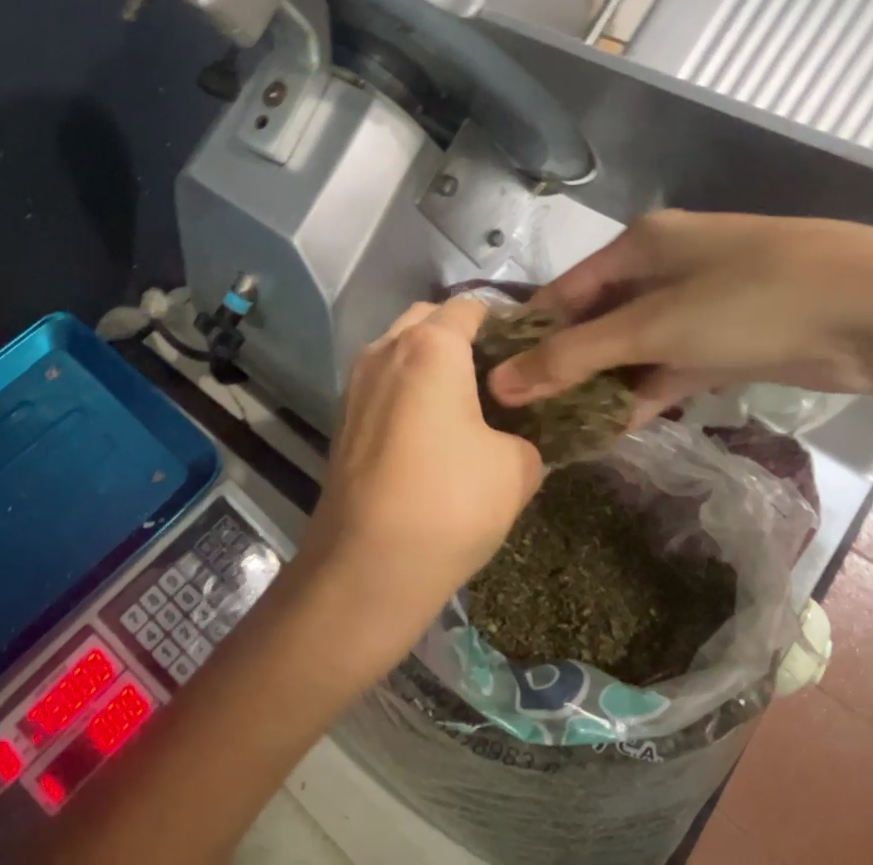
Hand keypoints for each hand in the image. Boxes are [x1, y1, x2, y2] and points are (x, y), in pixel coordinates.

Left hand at [303, 298, 544, 624]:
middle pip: (427, 320)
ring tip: (467, 404)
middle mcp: (384, 351)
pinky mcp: (342, 420)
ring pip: (398, 352)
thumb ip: (524, 433)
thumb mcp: (517, 466)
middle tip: (499, 375)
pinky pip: (382, 386)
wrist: (368, 566)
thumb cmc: (450, 503)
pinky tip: (432, 432)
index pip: (470, 306)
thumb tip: (510, 435)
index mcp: (430, 347)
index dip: (504, 321)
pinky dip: (407, 392)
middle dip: (462, 336)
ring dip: (430, 364)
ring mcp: (355, 385)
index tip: (531, 352)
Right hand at [486, 211, 872, 420]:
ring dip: (603, 387)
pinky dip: (645, 396)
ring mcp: (700, 307)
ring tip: (560, 433)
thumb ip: (574, 358)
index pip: (564, 291)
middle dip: (565, 367)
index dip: (530, 335)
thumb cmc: (752, 300)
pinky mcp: (730, 342)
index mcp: (639, 245)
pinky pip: (670, 369)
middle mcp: (664, 269)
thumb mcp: (653, 327)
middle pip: (597, 322)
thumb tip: (499, 384)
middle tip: (525, 419)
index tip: (496, 383)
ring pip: (633, 349)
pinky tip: (613, 431)